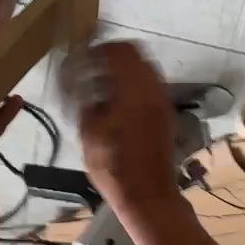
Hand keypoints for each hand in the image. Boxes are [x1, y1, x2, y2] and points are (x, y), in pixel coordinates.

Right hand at [61, 41, 182, 216]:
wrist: (148, 197)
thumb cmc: (114, 167)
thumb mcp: (89, 132)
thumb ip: (85, 99)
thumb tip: (80, 80)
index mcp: (133, 89)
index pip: (119, 50)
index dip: (97, 47)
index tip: (81, 56)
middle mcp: (153, 88)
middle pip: (133, 52)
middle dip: (109, 55)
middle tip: (89, 68)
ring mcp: (162, 99)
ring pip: (143, 66)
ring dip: (121, 68)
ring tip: (100, 85)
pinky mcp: (165, 111)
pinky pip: (149, 82)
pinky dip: (132, 82)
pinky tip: (115, 100)